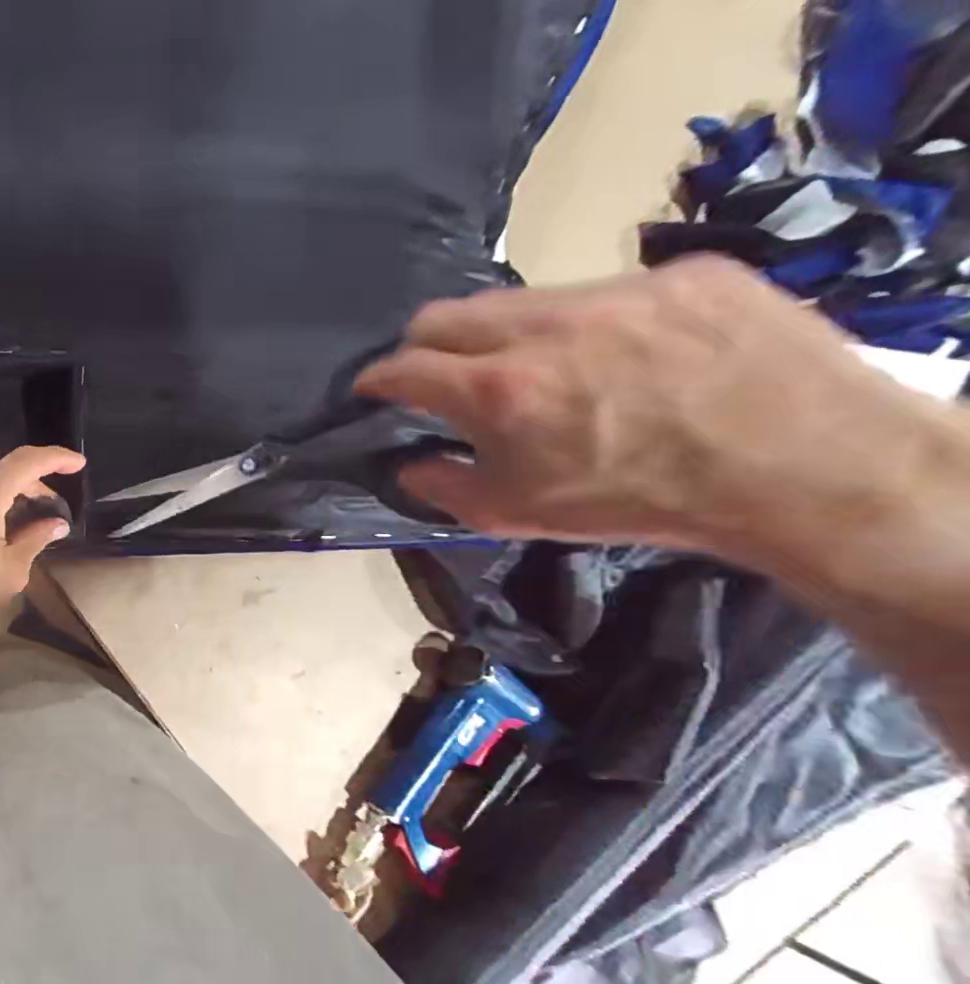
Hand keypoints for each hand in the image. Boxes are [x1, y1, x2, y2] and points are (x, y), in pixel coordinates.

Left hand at [0, 445, 85, 644]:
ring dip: (14, 488)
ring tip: (32, 515)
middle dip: (36, 480)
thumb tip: (58, 524)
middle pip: (7, 467)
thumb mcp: (10, 571)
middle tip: (55, 507)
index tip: (78, 464)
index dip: (56, 458)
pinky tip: (2, 517)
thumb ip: (37, 538)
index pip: (27, 461)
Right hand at [354, 256, 957, 556]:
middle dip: (423, 345)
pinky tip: (621, 355)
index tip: (372, 387)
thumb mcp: (518, 513)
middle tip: (438, 372)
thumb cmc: (639, 501)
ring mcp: (616, 292)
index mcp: (500, 390)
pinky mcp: (681, 274)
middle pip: (444, 314)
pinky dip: (587, 323)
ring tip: (537, 366)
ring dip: (503, 333)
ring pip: (520, 298)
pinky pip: (602, 290)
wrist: (807, 470)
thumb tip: (407, 464)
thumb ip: (443, 485)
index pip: (404, 366)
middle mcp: (546, 327)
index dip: (377, 378)